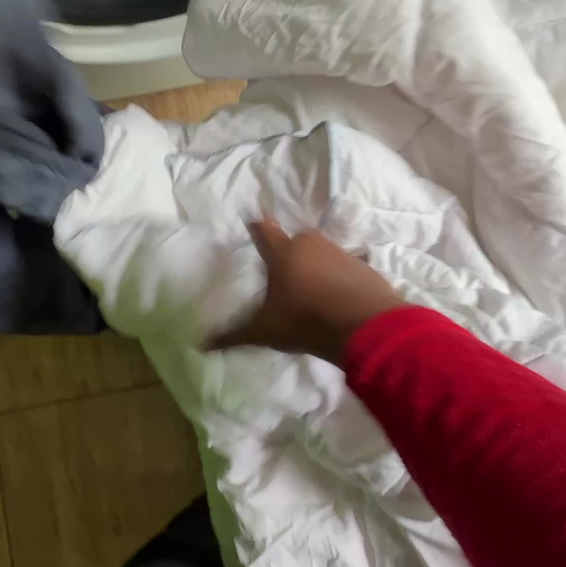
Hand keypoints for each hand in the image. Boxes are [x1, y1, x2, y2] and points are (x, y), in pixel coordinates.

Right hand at [205, 217, 407, 364]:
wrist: (364, 327)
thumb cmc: (305, 321)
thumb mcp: (265, 331)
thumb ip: (234, 335)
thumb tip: (201, 345)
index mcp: (283, 253)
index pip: (264, 230)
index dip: (256, 226)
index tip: (252, 222)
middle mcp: (310, 245)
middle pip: (296, 239)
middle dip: (289, 250)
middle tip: (283, 269)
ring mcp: (340, 253)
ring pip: (321, 251)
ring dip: (315, 263)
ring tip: (311, 287)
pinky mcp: (363, 267)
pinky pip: (345, 266)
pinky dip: (339, 276)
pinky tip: (337, 296)